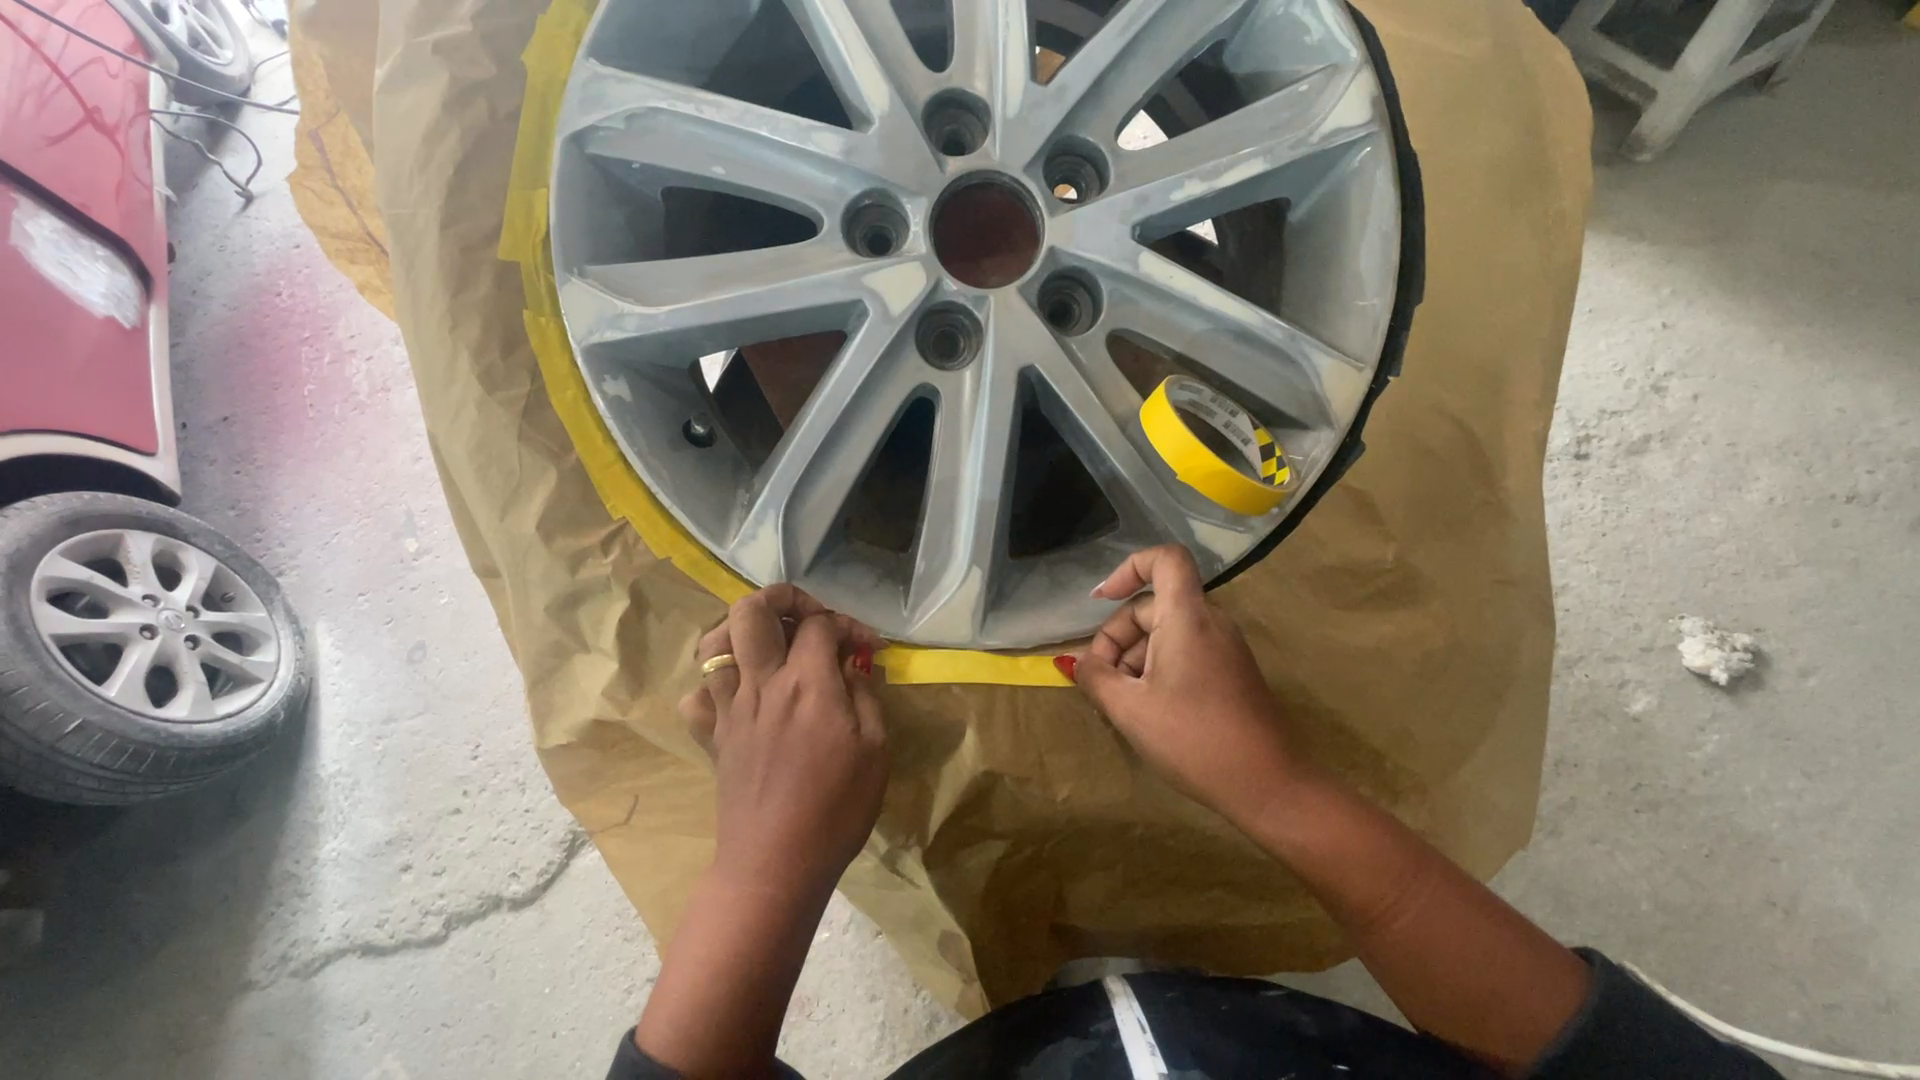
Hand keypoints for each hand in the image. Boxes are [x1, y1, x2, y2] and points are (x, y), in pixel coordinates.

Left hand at [682, 586, 887, 898]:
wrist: (776, 865)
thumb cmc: (836, 809)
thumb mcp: (875, 749)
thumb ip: (865, 694)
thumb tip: (853, 663)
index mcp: (806, 683)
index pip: (818, 623)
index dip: (848, 624)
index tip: (869, 649)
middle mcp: (760, 684)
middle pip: (750, 610)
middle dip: (782, 598)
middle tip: (809, 619)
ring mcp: (729, 709)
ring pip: (713, 642)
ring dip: (742, 630)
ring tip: (771, 644)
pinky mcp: (713, 737)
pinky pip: (698, 695)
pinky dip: (715, 684)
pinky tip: (741, 693)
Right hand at [1060, 545, 1301, 828]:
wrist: (1267, 785)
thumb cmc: (1192, 738)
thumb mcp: (1129, 709)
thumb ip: (1094, 677)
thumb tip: (1074, 662)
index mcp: (1187, 617)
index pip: (1164, 559)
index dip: (1128, 568)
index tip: (1102, 601)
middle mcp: (1211, 622)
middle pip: (1154, 605)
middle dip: (1118, 636)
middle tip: (1100, 682)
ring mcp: (1225, 648)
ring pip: (1167, 632)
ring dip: (1135, 658)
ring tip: (1121, 704)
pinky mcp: (1232, 672)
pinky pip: (1186, 652)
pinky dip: (1158, 669)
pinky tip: (1147, 711)